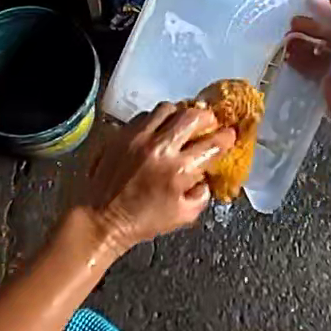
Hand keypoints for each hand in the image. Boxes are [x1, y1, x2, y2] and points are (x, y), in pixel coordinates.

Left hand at [76, 103, 234, 254]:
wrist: (101, 218)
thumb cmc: (142, 221)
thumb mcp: (184, 215)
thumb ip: (202, 193)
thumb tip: (205, 174)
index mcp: (179, 170)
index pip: (212, 143)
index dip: (226, 137)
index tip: (229, 135)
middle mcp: (159, 147)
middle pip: (192, 115)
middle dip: (207, 117)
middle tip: (209, 123)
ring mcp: (137, 137)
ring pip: (167, 109)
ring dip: (180, 114)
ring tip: (182, 123)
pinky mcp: (121, 134)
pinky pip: (144, 116)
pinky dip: (156, 119)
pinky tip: (157, 130)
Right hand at [287, 0, 330, 130]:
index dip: (325, 7)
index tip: (307, 1)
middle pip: (324, 32)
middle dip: (308, 26)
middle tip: (293, 23)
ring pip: (314, 50)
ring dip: (300, 43)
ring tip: (287, 40)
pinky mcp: (327, 82)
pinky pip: (309, 69)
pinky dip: (298, 62)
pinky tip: (289, 57)